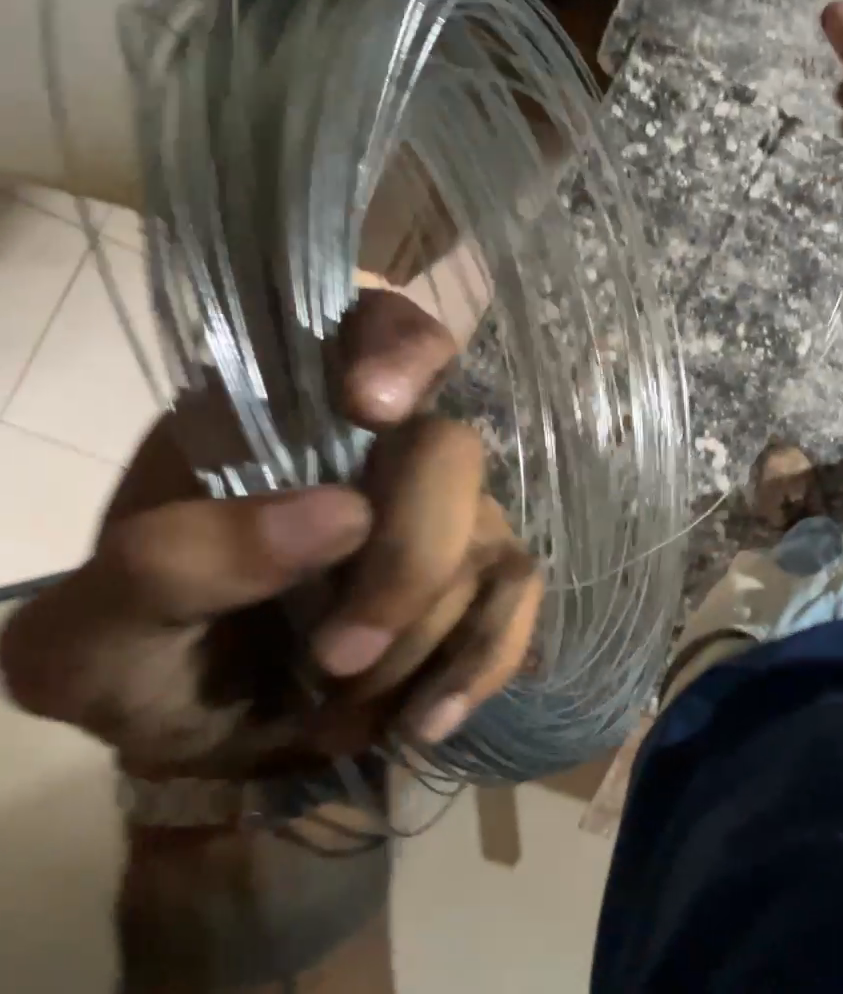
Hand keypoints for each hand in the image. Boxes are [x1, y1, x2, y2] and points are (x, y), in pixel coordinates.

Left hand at [0, 291, 541, 779]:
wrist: (227, 750)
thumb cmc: (145, 672)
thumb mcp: (85, 642)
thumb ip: (169, 565)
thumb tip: (337, 515)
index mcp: (279, 422)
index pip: (375, 327)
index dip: (398, 347)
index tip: (372, 408)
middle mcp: (386, 455)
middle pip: (452, 451)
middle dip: (407, 562)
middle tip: (339, 657)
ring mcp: (454, 516)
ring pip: (490, 540)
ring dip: (424, 636)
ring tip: (350, 706)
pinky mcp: (492, 578)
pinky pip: (521, 600)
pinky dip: (479, 663)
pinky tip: (427, 718)